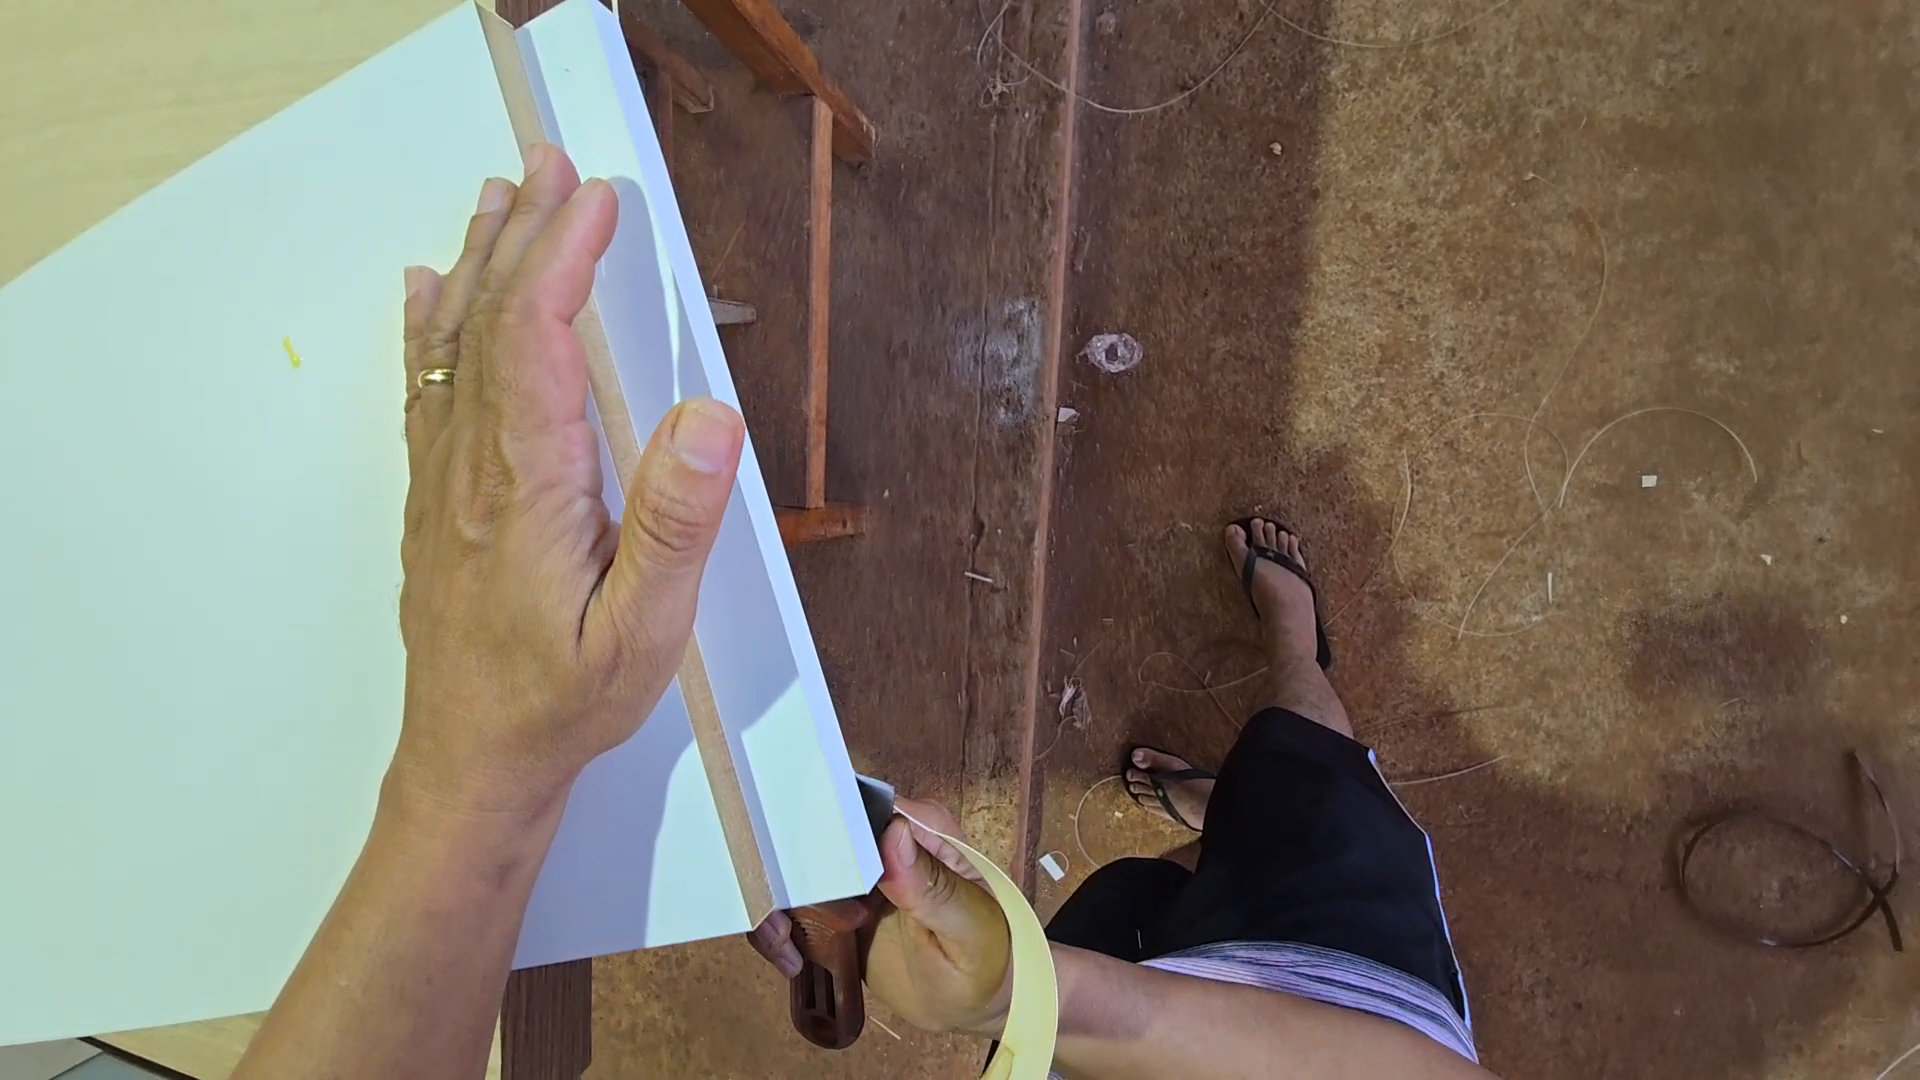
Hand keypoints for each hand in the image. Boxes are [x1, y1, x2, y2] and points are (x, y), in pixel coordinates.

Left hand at [392, 143, 744, 818]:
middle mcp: (476, 471)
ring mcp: (450, 485)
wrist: (477, 759)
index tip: (595, 200)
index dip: (564, 260)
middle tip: (549, 167)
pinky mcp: (447, 504)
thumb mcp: (644, 625)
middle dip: (524, 238)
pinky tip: (430, 295)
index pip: (536, 342)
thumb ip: (676, 522)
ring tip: (500, 200)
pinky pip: (431, 396)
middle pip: (490, 327)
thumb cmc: (567, 697)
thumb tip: (709, 416)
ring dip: (480, 268)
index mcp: (530, 489)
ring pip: (455, 352)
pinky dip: (432, 331)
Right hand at [747, 797, 1013, 1037]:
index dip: (821, 826)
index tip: (795, 866)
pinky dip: (780, 923)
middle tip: (781, 922)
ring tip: (786, 949)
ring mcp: (857, 869)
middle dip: (785, 869)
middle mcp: (883, 838)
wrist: (981, 999)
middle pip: (816, 830)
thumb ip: (932, 885)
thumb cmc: (990, 958)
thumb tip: (893, 832)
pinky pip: (796, 900)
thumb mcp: (967, 928)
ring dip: (776, 901)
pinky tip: (790, 956)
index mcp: (921, 826)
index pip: (859, 804)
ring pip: (796, 865)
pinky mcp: (838, 901)